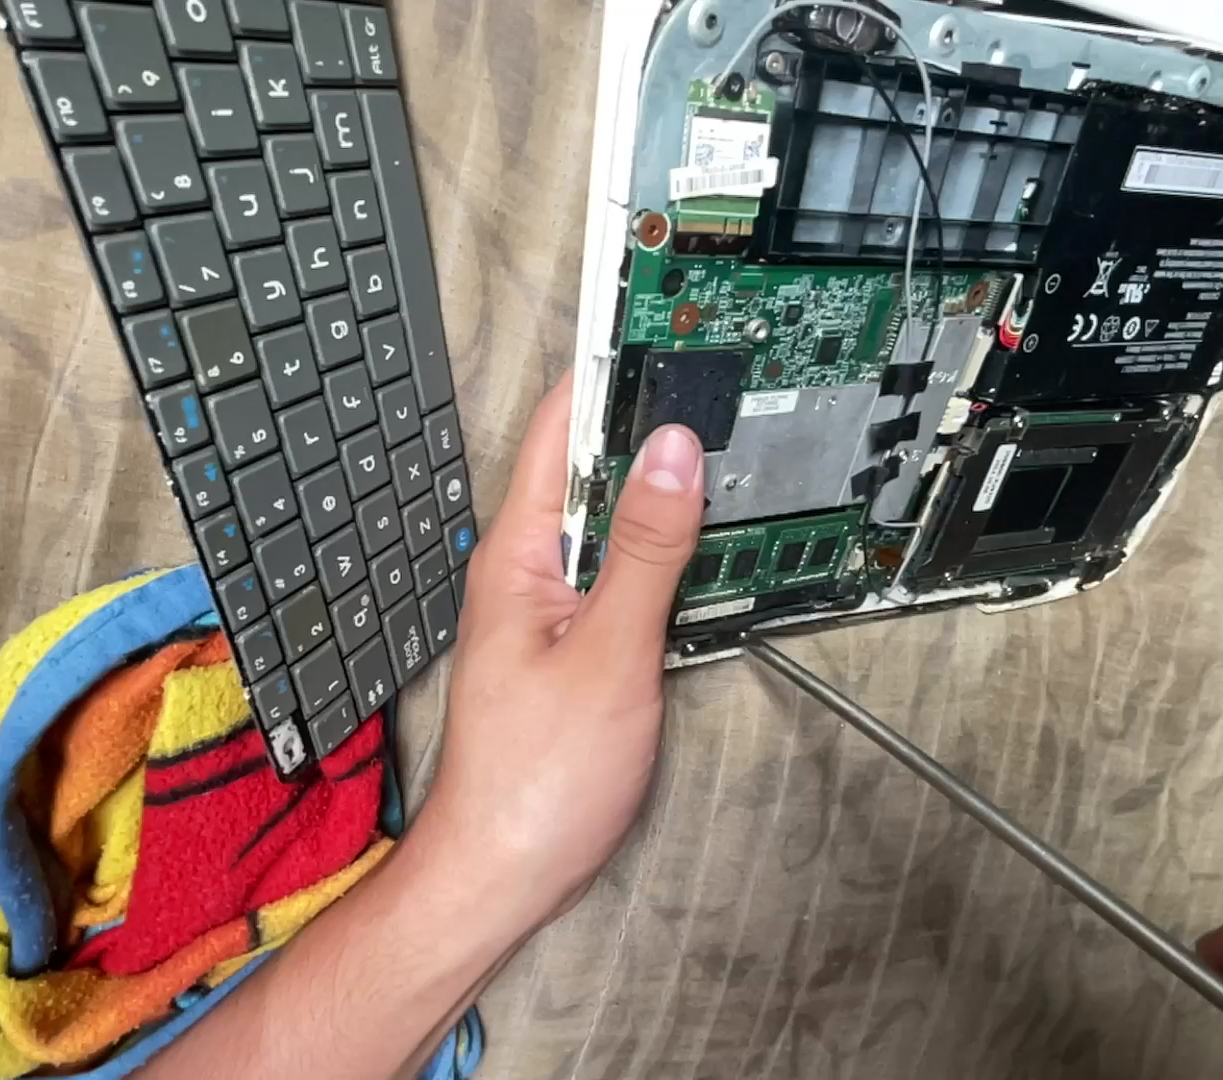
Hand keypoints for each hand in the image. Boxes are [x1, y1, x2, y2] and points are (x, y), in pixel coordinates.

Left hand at [413, 372, 704, 928]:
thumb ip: (643, 552)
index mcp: (515, 552)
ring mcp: (548, 601)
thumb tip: (670, 455)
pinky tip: (694, 534)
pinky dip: (655, 544)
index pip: (553, 433)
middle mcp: (525, 565)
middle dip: (643, 427)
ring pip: (605, 521)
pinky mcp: (571, 636)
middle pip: (583, 471)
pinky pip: (615, 568)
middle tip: (713, 384)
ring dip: (654, 486)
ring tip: (717, 442)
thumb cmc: (541, 774)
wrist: (505, 865)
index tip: (657, 330)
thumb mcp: (608, 653)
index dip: (603, 377)